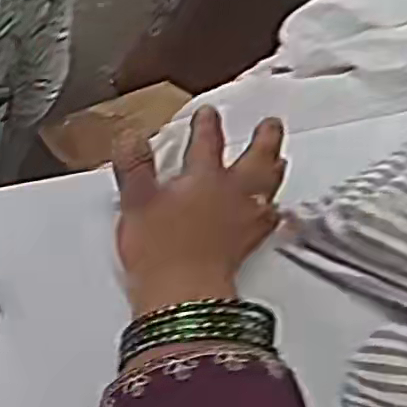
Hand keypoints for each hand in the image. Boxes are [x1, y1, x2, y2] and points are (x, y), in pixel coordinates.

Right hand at [112, 108, 286, 317]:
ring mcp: (244, 217)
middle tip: (268, 126)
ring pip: (269, 183)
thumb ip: (134, 169)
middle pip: (255, 156)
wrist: (181, 291)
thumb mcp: (135, 204)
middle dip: (262, 138)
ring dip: (273, 168)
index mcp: (203, 177)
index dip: (205, 126)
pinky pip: (269, 222)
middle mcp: (232, 191)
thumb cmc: (158, 250)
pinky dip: (273, 213)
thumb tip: (129, 136)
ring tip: (277, 160)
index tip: (207, 114)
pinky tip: (273, 214)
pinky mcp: (248, 245)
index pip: (206, 143)